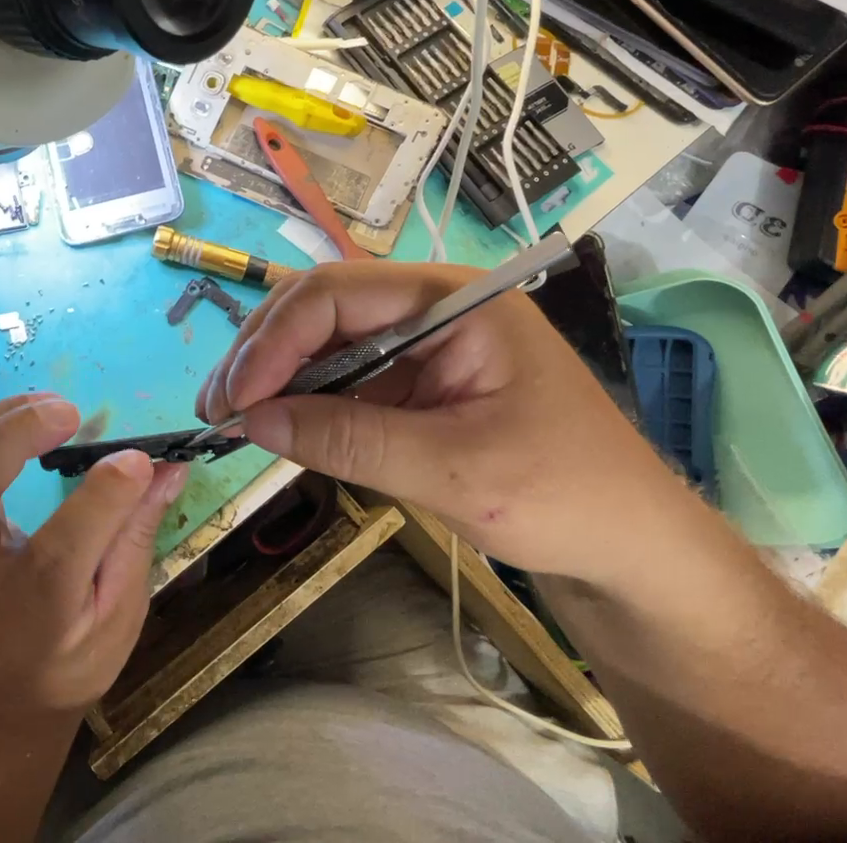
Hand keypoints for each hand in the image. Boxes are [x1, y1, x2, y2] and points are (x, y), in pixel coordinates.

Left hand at [0, 393, 188, 711]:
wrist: (16, 675)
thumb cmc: (77, 648)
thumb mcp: (121, 608)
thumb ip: (135, 534)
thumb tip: (166, 466)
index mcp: (29, 625)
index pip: (54, 559)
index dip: (96, 504)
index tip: (136, 459)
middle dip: (8, 442)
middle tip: (68, 412)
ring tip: (51, 406)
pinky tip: (23, 417)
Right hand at [197, 261, 693, 585]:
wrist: (631, 551)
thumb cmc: (567, 497)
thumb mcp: (456, 469)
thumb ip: (349, 438)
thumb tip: (252, 420)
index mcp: (456, 301)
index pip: (338, 295)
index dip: (276, 340)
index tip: (238, 399)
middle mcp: (430, 309)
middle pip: (320, 309)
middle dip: (262, 353)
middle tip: (216, 408)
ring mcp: (419, 346)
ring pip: (321, 342)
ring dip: (271, 375)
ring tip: (227, 417)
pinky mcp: (411, 383)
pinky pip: (340, 379)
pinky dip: (299, 399)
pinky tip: (269, 423)